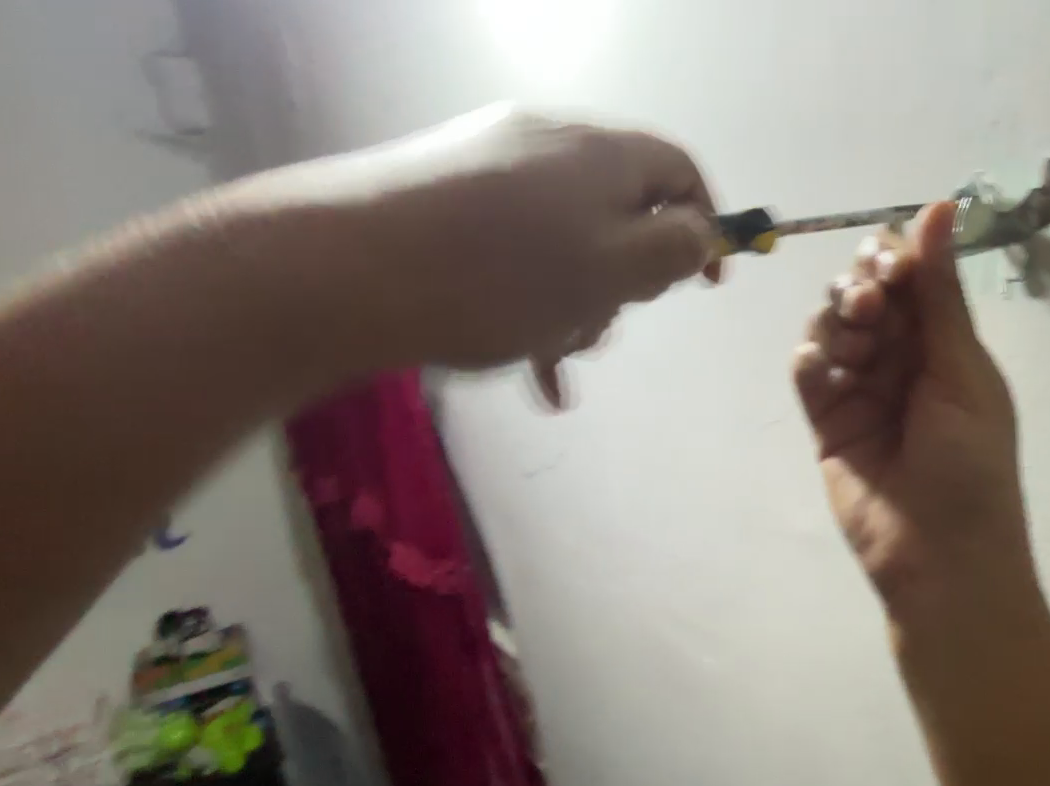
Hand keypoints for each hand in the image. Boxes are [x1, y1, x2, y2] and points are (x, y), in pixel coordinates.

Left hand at [220, 103, 720, 404]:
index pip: (680, 173)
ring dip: (576, 303)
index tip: (707, 285)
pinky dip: (534, 308)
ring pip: (569, 245)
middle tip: (604, 323)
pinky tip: (535, 373)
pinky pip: (518, 257)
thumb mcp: (612, 270)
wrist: (342, 270)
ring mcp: (491, 172)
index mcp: (598, 154)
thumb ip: (672, 251)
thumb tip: (698, 233)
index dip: (705, 226)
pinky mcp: (447, 203)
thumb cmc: (501, 277)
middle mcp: (548, 148)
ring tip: (550, 350)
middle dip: (627, 281)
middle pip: (622, 213)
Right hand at [793, 202, 1033, 604]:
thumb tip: (942, 204)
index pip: (912, 282)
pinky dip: (809, 361)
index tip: (888, 264)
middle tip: (873, 307)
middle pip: (868, 298)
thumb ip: (940, 294)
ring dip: (838, 321)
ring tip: (855, 339)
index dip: (895, 262)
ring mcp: (862, 394)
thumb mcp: (963, 372)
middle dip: (865, 289)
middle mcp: (903, 364)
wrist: (941, 556)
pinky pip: (808, 377)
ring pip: (834, 331)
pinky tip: (820, 364)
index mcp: (946, 348)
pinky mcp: (828, 426)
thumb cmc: (971, 465)